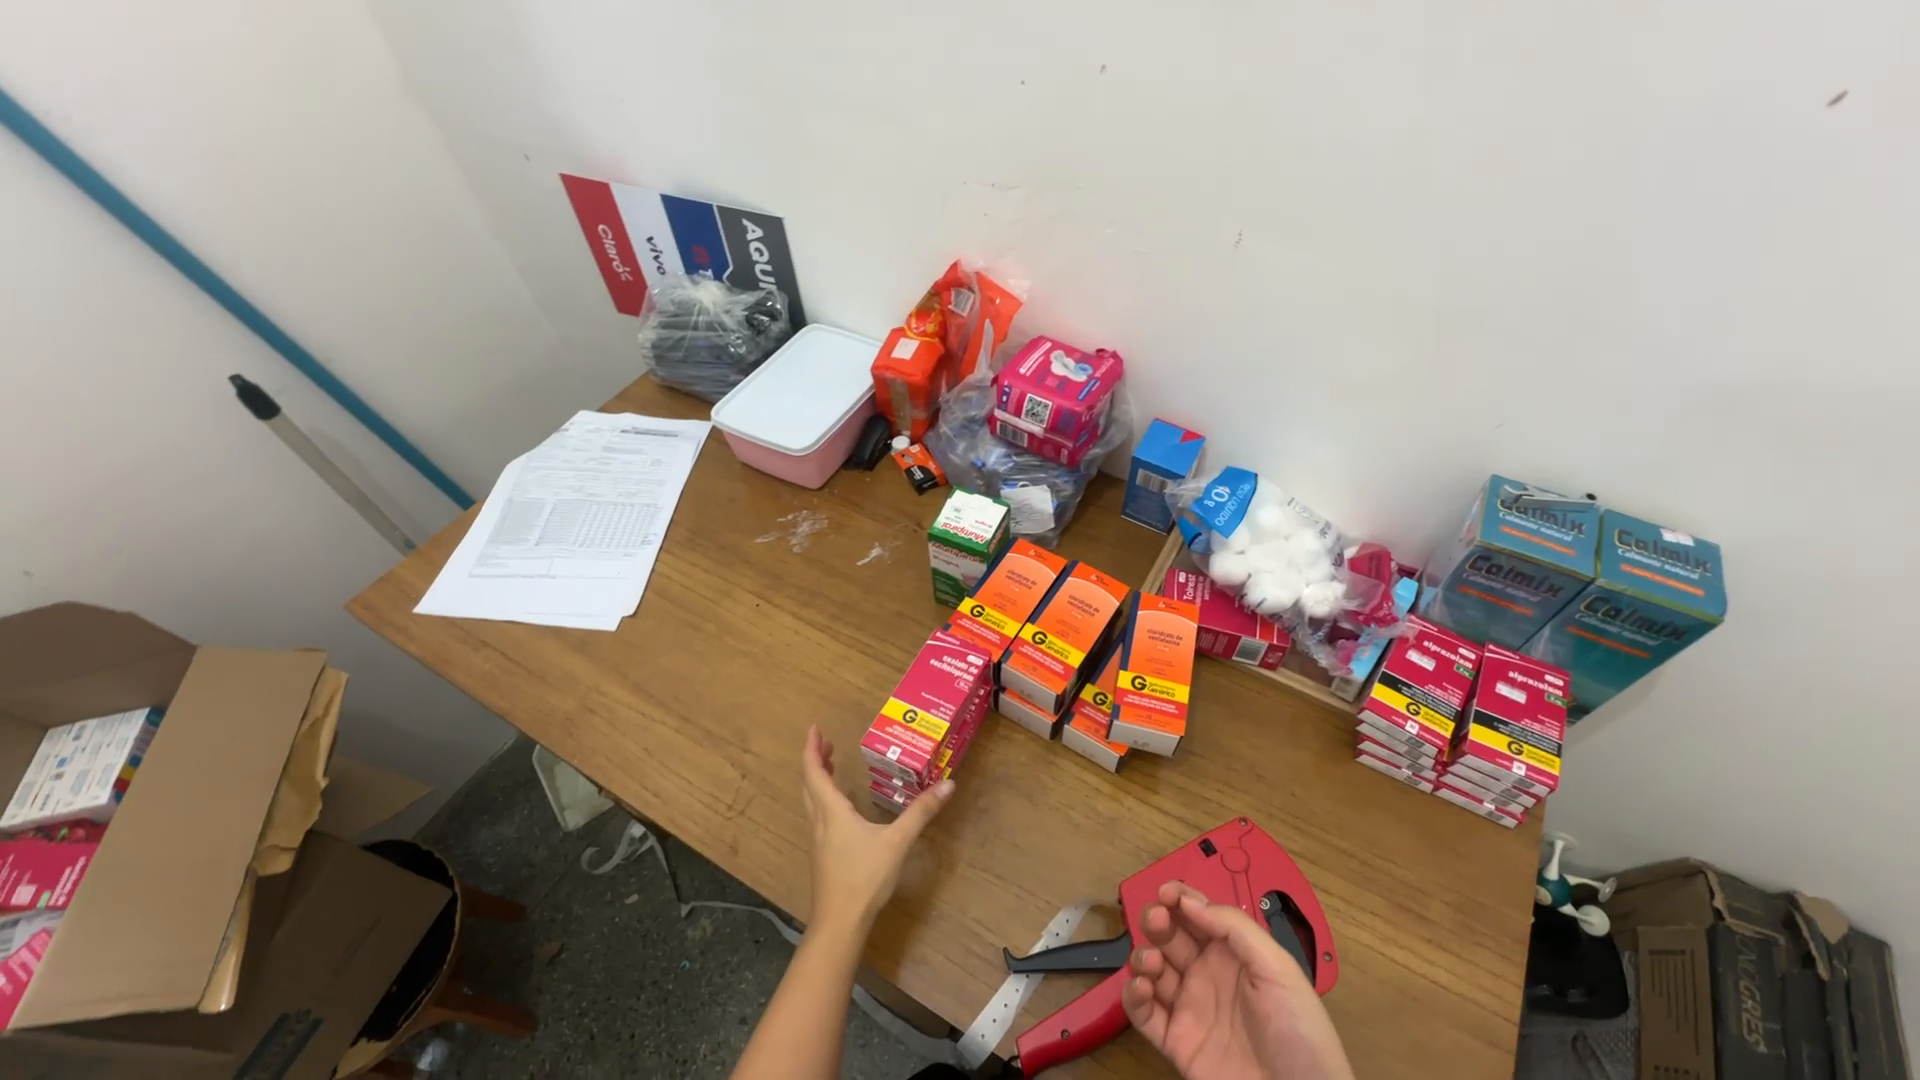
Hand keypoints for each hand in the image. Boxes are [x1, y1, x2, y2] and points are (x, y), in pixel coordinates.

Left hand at [800, 725, 953, 937]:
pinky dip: (824, 799)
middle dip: (816, 761)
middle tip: (827, 743)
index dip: (812, 749)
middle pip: (809, 784)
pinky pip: (818, 816)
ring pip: (811, 801)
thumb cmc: (864, 877)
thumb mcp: (898, 842)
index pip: (814, 772)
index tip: (815, 728)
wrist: (840, 922)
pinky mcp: (822, 855)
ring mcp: (818, 840)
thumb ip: (921, 812)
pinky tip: (841, 808)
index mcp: (832, 811)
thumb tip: (947, 785)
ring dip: (818, 780)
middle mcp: (820, 821)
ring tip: (831, 767)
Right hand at [1123, 882, 1353, 1079]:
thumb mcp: (1279, 970)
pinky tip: (1142, 988)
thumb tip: (1189, 901)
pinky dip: (1133, 996)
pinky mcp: (1175, 1042)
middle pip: (1171, 937)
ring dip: (1143, 956)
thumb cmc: (1299, 1032)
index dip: (1180, 898)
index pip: (1199, 915)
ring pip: (1152, 970)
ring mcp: (1189, 1009)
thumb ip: (1235, 928)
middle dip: (1158, 921)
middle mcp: (1207, 975)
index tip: (1166, 892)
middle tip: (1156, 920)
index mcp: (1234, 954)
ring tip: (1151, 962)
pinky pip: (1143, 1014)